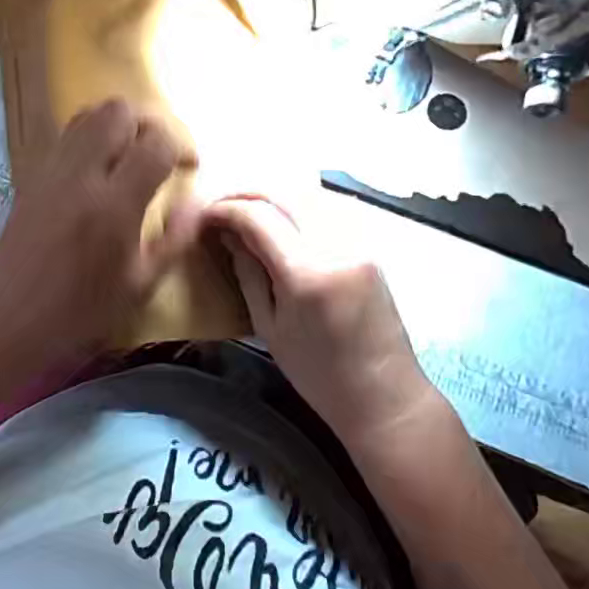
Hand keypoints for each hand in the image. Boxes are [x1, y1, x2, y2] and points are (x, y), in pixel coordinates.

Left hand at [0, 99, 199, 361]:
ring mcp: (51, 171)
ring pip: (88, 114)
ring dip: (116, 123)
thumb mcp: (141, 284)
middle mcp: (81, 175)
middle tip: (158, 152)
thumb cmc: (81, 310)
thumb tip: (198, 200)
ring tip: (129, 155)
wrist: (10, 314)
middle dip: (148, 122)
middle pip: (118, 110)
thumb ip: (175, 238)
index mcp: (115, 204)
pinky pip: (64, 135)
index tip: (187, 166)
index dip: (181, 145)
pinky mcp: (31, 175)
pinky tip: (96, 168)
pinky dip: (88, 136)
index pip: (156, 142)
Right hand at [207, 196, 437, 439]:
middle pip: (285, 194)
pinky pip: (329, 209)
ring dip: (272, 195)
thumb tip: (228, 234)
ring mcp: (361, 243)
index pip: (259, 217)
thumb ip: (248, 272)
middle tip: (219, 206)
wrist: (384, 394)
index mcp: (308, 275)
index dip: (225, 210)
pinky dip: (298, 204)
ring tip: (245, 209)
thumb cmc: (317, 373)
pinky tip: (281, 216)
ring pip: (309, 194)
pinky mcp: (371, 247)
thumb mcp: (268, 326)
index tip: (204, 217)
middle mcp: (338, 248)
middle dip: (246, 194)